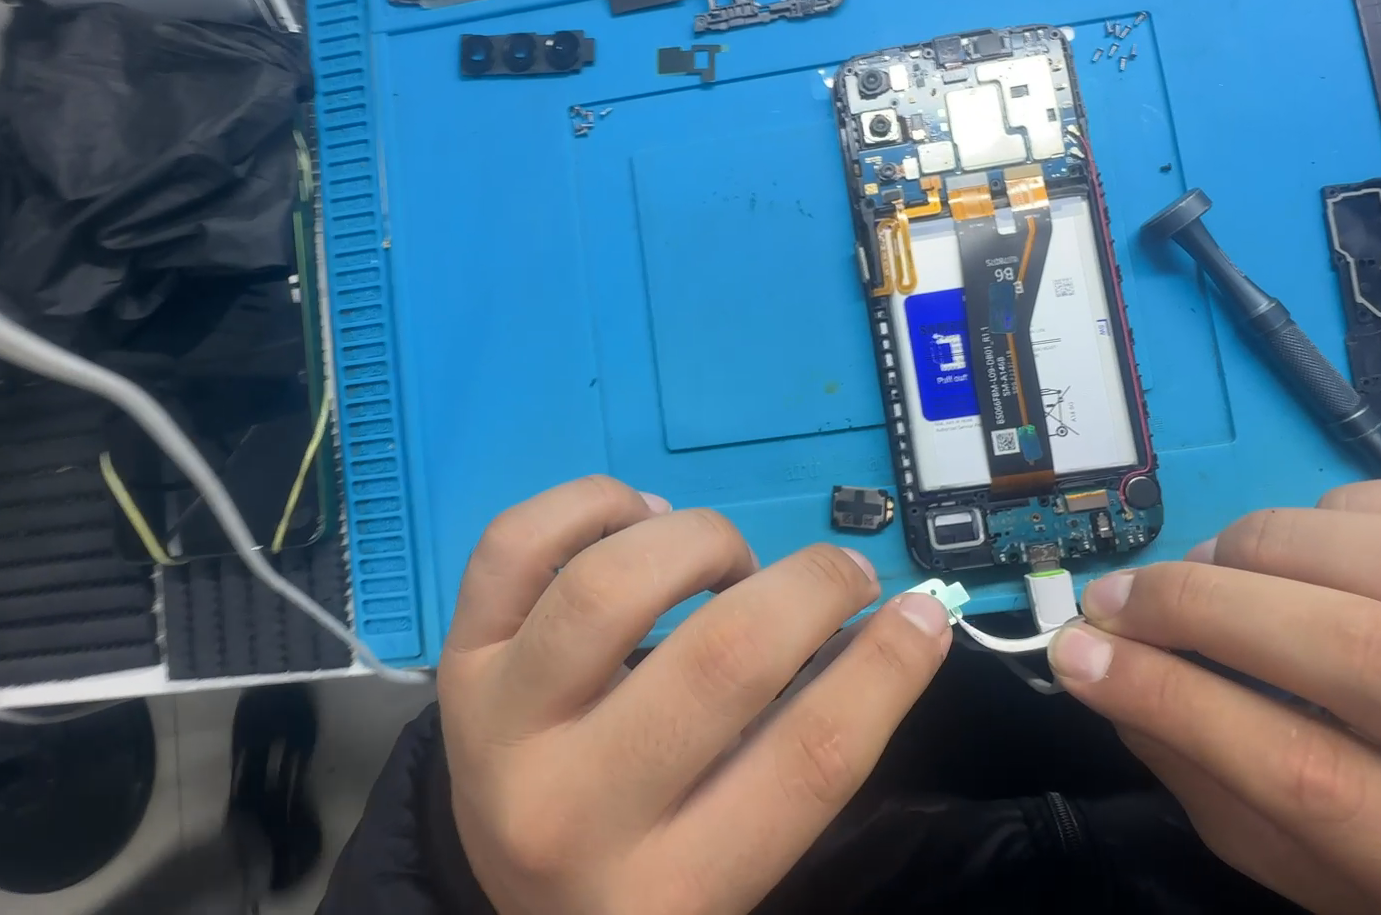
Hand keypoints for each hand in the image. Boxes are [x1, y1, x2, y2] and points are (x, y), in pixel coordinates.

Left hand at [438, 476, 951, 914]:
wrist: (505, 881)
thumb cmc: (642, 864)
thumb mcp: (730, 848)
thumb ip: (802, 748)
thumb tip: (893, 620)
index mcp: (666, 892)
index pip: (804, 764)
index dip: (884, 671)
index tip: (922, 610)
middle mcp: (571, 811)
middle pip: (718, 663)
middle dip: (808, 589)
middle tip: (839, 572)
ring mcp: (497, 725)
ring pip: (607, 587)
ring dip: (699, 542)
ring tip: (725, 557)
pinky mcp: (457, 661)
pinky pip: (514, 545)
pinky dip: (591, 503)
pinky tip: (638, 516)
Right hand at [1047, 480, 1380, 913]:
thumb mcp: (1338, 890)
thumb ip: (1221, 790)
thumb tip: (1105, 669)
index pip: (1323, 780)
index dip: (1174, 700)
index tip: (1078, 652)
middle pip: (1378, 656)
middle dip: (1207, 607)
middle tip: (1122, 598)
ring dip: (1275, 544)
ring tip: (1211, 565)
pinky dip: (1356, 507)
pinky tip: (1310, 539)